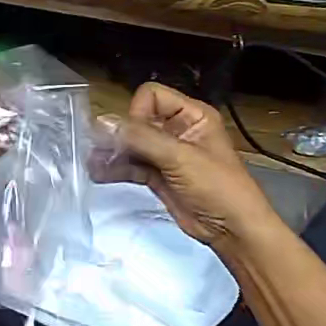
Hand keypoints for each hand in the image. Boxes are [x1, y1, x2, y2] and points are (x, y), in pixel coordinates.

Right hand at [100, 82, 280, 251]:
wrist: (233, 229)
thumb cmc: (218, 187)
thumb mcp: (181, 158)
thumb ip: (142, 139)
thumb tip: (104, 124)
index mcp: (192, 115)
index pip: (153, 96)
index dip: (138, 112)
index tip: (134, 136)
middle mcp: (178, 129)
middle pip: (138, 120)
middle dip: (119, 134)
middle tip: (97, 149)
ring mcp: (167, 154)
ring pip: (132, 144)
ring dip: (113, 152)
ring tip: (92, 163)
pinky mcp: (159, 176)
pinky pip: (133, 165)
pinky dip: (117, 168)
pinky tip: (100, 174)